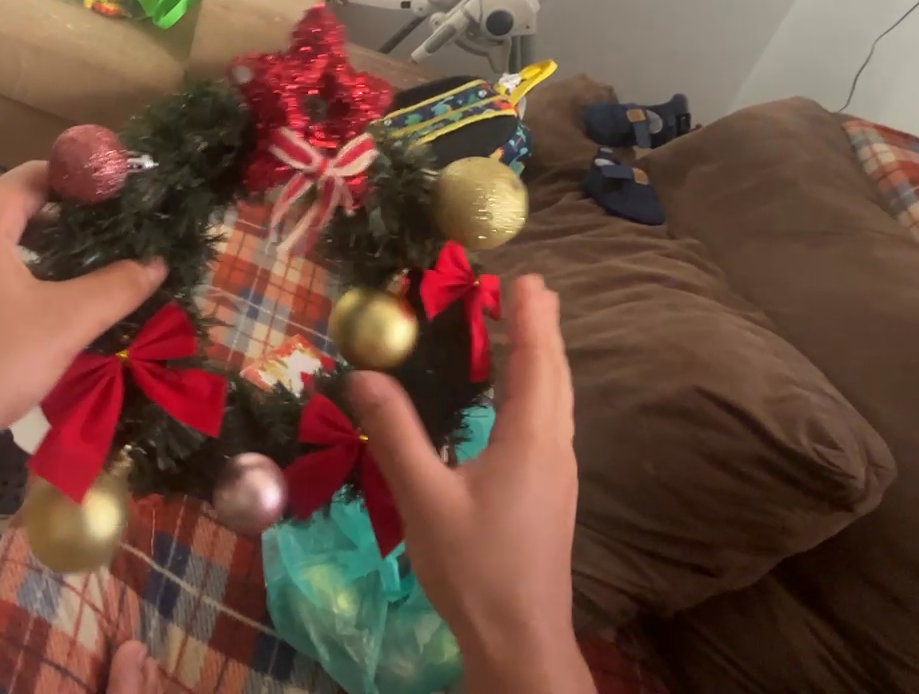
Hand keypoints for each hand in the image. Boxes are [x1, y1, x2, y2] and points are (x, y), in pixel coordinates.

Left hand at [0, 163, 164, 508]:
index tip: (116, 200)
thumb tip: (156, 263)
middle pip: (10, 209)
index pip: (34, 176)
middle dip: (60, 223)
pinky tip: (19, 317)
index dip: (79, 181)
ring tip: (70, 280)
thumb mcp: (63, 325)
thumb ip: (116, 288)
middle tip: (104, 244)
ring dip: (29, 254)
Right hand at [350, 275, 592, 692]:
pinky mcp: (548, 488)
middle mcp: (554, 447)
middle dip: (540, 327)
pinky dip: (535, 384)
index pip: (535, 362)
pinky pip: (547, 416)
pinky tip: (514, 393)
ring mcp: (557, 470)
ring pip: (555, 397)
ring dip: (541, 355)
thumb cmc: (474, 567)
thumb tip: (362, 373)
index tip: (526, 277)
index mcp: (531, 440)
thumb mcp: (424, 497)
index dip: (531, 317)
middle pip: (554, 373)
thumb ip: (395, 432)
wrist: (520, 641)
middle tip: (526, 288)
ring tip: (524, 325)